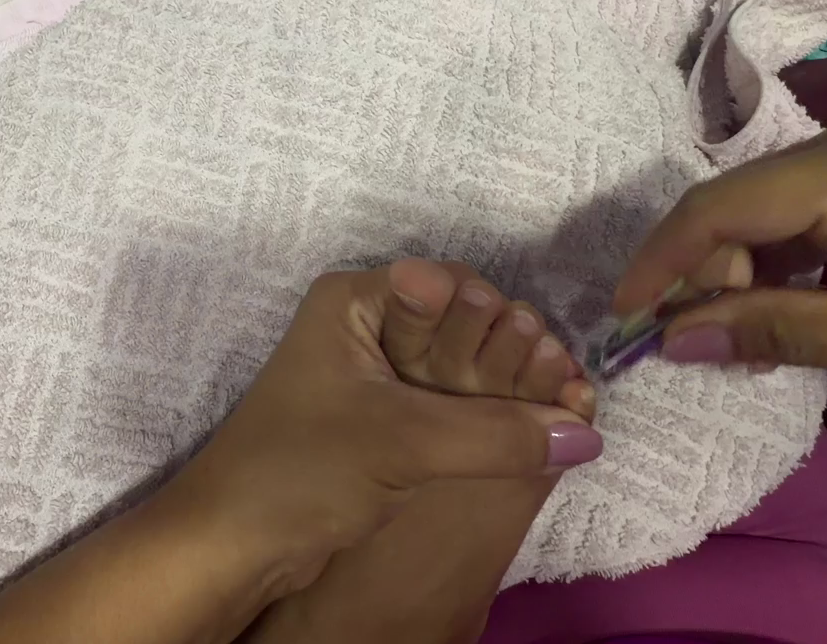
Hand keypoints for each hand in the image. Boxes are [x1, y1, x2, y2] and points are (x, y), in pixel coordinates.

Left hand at [173, 260, 600, 589]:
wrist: (238, 542)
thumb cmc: (303, 468)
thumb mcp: (402, 441)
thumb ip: (497, 434)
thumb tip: (588, 434)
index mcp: (355, 300)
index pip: (446, 284)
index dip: (493, 316)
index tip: (539, 356)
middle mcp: (367, 324)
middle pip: (456, 321)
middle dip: (506, 353)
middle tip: (558, 384)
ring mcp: (375, 371)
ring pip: (455, 366)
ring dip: (502, 390)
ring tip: (559, 412)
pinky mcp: (384, 415)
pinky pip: (445, 404)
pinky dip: (484, 419)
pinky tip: (530, 437)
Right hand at [614, 102, 826, 434]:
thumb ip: (783, 334)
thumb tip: (671, 341)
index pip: (723, 207)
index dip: (661, 262)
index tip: (622, 317)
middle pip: (740, 205)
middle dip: (705, 276)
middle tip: (688, 346)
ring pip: (768, 209)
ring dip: (743, 274)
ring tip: (733, 337)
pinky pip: (808, 211)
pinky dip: (785, 265)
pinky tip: (784, 309)